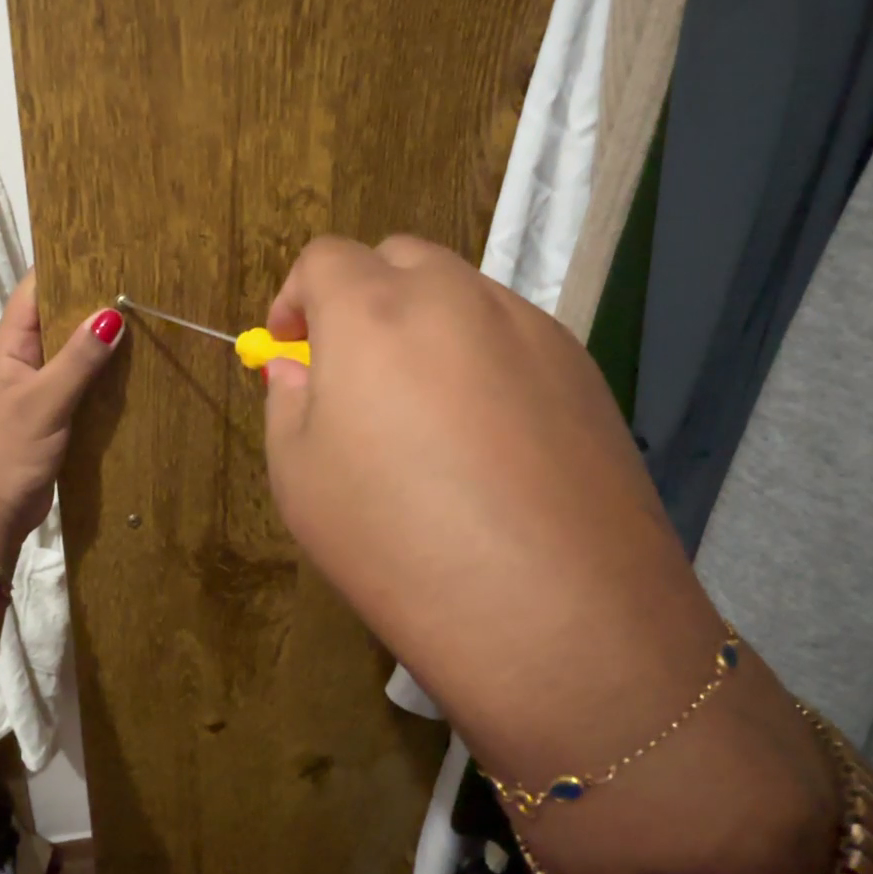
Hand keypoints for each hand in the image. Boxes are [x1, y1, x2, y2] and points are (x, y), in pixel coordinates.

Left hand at [0, 272, 123, 552]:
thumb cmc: (3, 452)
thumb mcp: (43, 401)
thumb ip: (77, 359)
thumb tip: (112, 313)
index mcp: (9, 347)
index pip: (36, 291)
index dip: (66, 265)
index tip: (108, 249)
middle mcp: (22, 363)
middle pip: (59, 321)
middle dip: (94, 303)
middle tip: (142, 284)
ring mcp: (36, 393)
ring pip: (73, 356)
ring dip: (102, 344)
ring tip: (150, 321)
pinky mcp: (51, 421)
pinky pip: (80, 390)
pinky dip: (103, 381)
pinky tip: (136, 375)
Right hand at [260, 236, 722, 747]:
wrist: (556, 615)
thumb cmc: (396, 543)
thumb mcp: (301, 477)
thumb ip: (289, 401)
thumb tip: (300, 368)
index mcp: (373, 312)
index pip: (325, 258)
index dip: (295, 296)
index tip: (292, 346)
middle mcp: (455, 297)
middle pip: (398, 258)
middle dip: (363, 295)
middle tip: (354, 370)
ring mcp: (529, 328)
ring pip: (462, 294)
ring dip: (425, 325)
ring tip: (425, 412)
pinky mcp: (582, 369)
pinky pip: (513, 337)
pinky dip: (481, 358)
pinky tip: (488, 440)